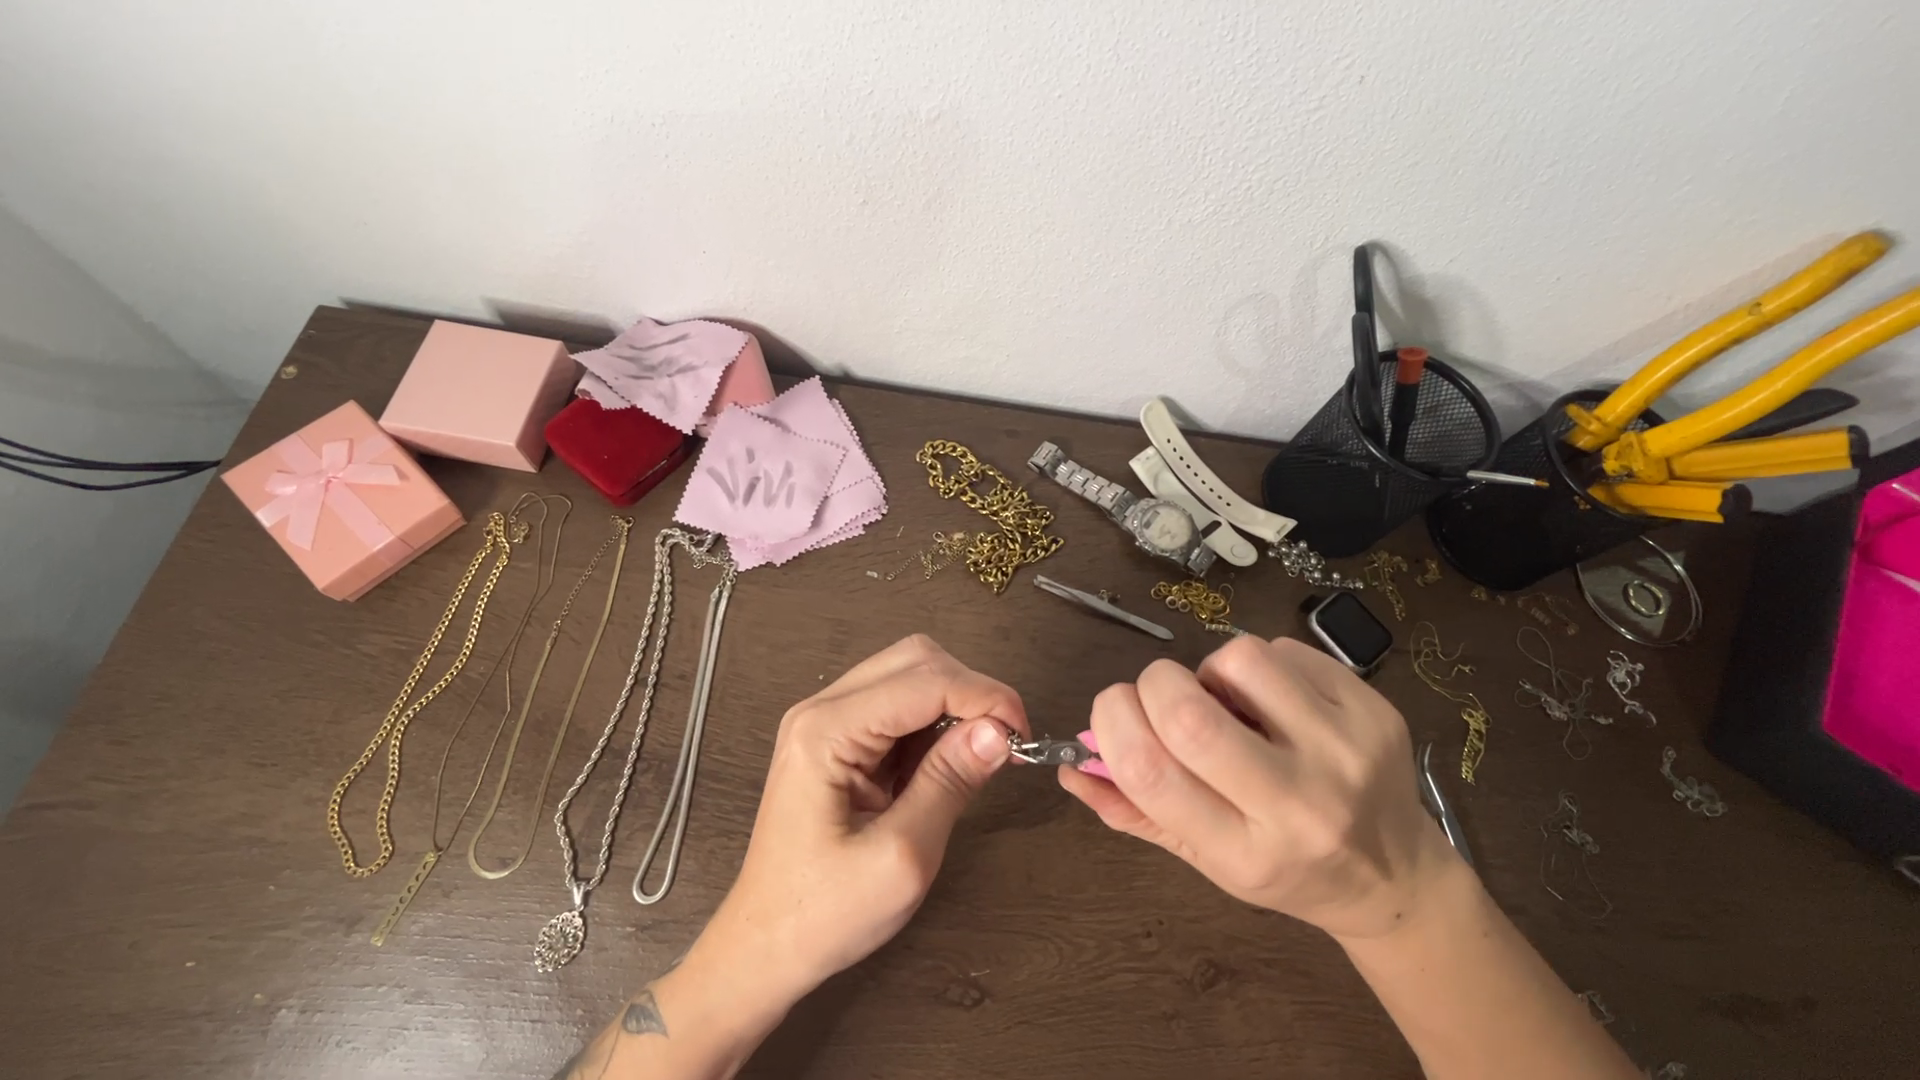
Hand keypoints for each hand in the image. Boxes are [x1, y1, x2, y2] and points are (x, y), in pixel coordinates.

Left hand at [697, 634, 1029, 1006]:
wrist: (765, 948)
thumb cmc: (826, 914)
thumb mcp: (903, 856)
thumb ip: (950, 782)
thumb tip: (1000, 731)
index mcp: (826, 731)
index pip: (924, 680)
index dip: (984, 697)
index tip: (1023, 736)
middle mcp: (820, 710)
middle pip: (915, 660)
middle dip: (970, 692)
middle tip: (1004, 745)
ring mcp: (824, 721)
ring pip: (909, 675)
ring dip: (953, 706)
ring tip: (977, 759)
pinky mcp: (834, 739)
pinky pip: (896, 707)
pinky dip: (932, 725)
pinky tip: (944, 765)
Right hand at [1060, 635, 1454, 940]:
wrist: (1396, 876)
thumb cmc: (1286, 868)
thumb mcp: (1205, 859)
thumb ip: (1132, 811)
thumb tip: (1070, 763)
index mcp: (1245, 850)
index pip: (1151, 770)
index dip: (1112, 722)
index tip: (1111, 710)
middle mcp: (1299, 804)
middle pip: (1190, 713)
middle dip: (1153, 685)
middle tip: (1159, 695)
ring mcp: (1345, 751)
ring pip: (1240, 661)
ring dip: (1210, 669)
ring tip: (1224, 699)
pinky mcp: (1372, 708)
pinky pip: (1283, 648)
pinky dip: (1256, 663)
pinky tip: (1268, 698)